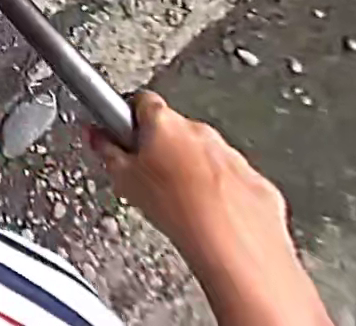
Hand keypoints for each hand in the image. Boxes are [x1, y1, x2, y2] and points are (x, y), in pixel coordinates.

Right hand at [91, 92, 329, 325]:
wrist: (237, 253)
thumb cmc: (178, 211)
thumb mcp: (122, 178)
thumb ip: (104, 148)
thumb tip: (95, 135)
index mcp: (164, 121)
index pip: (140, 101)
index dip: (129, 117)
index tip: (123, 135)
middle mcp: (200, 132)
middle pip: (174, 129)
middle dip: (163, 146)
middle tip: (150, 174)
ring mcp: (234, 158)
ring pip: (205, 155)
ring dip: (194, 169)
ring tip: (183, 201)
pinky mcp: (260, 185)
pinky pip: (236, 180)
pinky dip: (225, 192)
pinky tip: (213, 215)